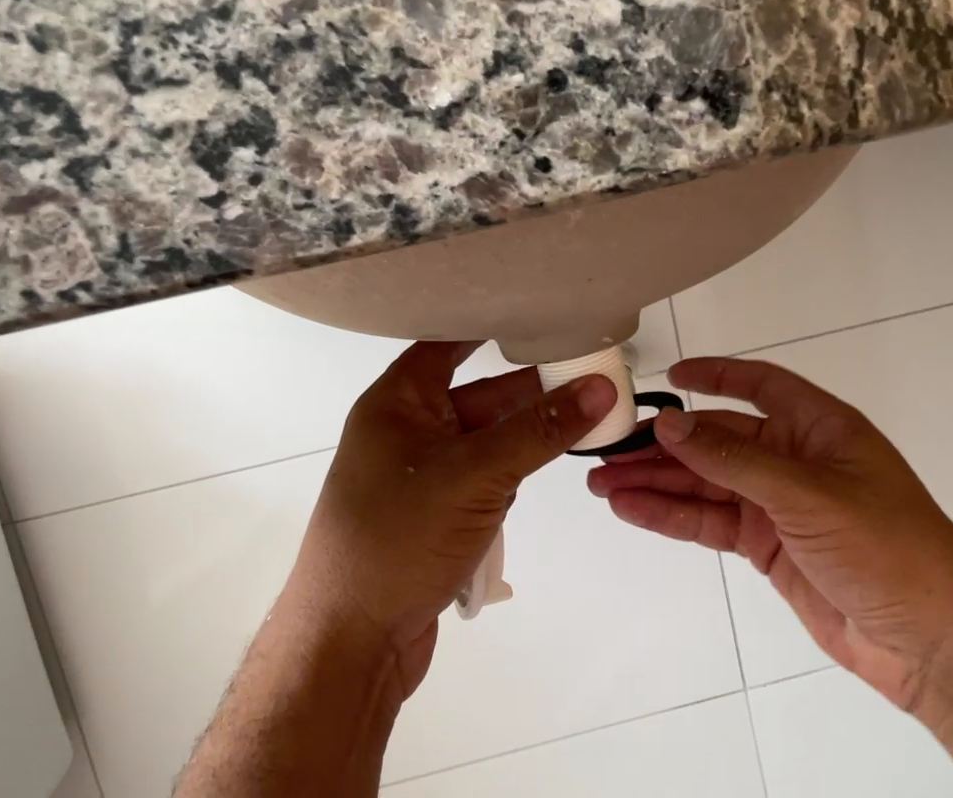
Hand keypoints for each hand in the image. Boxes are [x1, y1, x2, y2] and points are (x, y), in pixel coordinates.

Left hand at [281, 341, 616, 700]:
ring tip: (584, 408)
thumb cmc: (399, 537)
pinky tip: (549, 461)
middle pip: (474, 392)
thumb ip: (539, 431)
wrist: (350, 641)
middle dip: (526, 385)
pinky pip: (481, 476)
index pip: (446, 344)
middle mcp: (404, 431)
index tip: (541, 310)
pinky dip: (512, 469)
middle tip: (586, 365)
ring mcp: (418, 475)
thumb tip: (602, 388)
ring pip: (482, 438)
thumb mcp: (474, 475)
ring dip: (524, 430)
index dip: (490, 325)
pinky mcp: (433, 514)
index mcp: (396, 403)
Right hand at [587, 357, 952, 712]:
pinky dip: (673, 516)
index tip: (667, 377)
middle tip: (607, 451)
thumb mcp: (806, 493)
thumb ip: (732, 458)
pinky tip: (632, 510)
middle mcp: (794, 460)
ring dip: (657, 483)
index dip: (715, 376)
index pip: (759, 386)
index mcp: (818, 428)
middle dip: (664, 446)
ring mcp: (780, 507)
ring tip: (602, 483)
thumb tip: (670, 423)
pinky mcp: (769, 548)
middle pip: (718, 441)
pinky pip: (712, 523)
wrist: (931, 640)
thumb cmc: (884, 545)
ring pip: (707, 485)